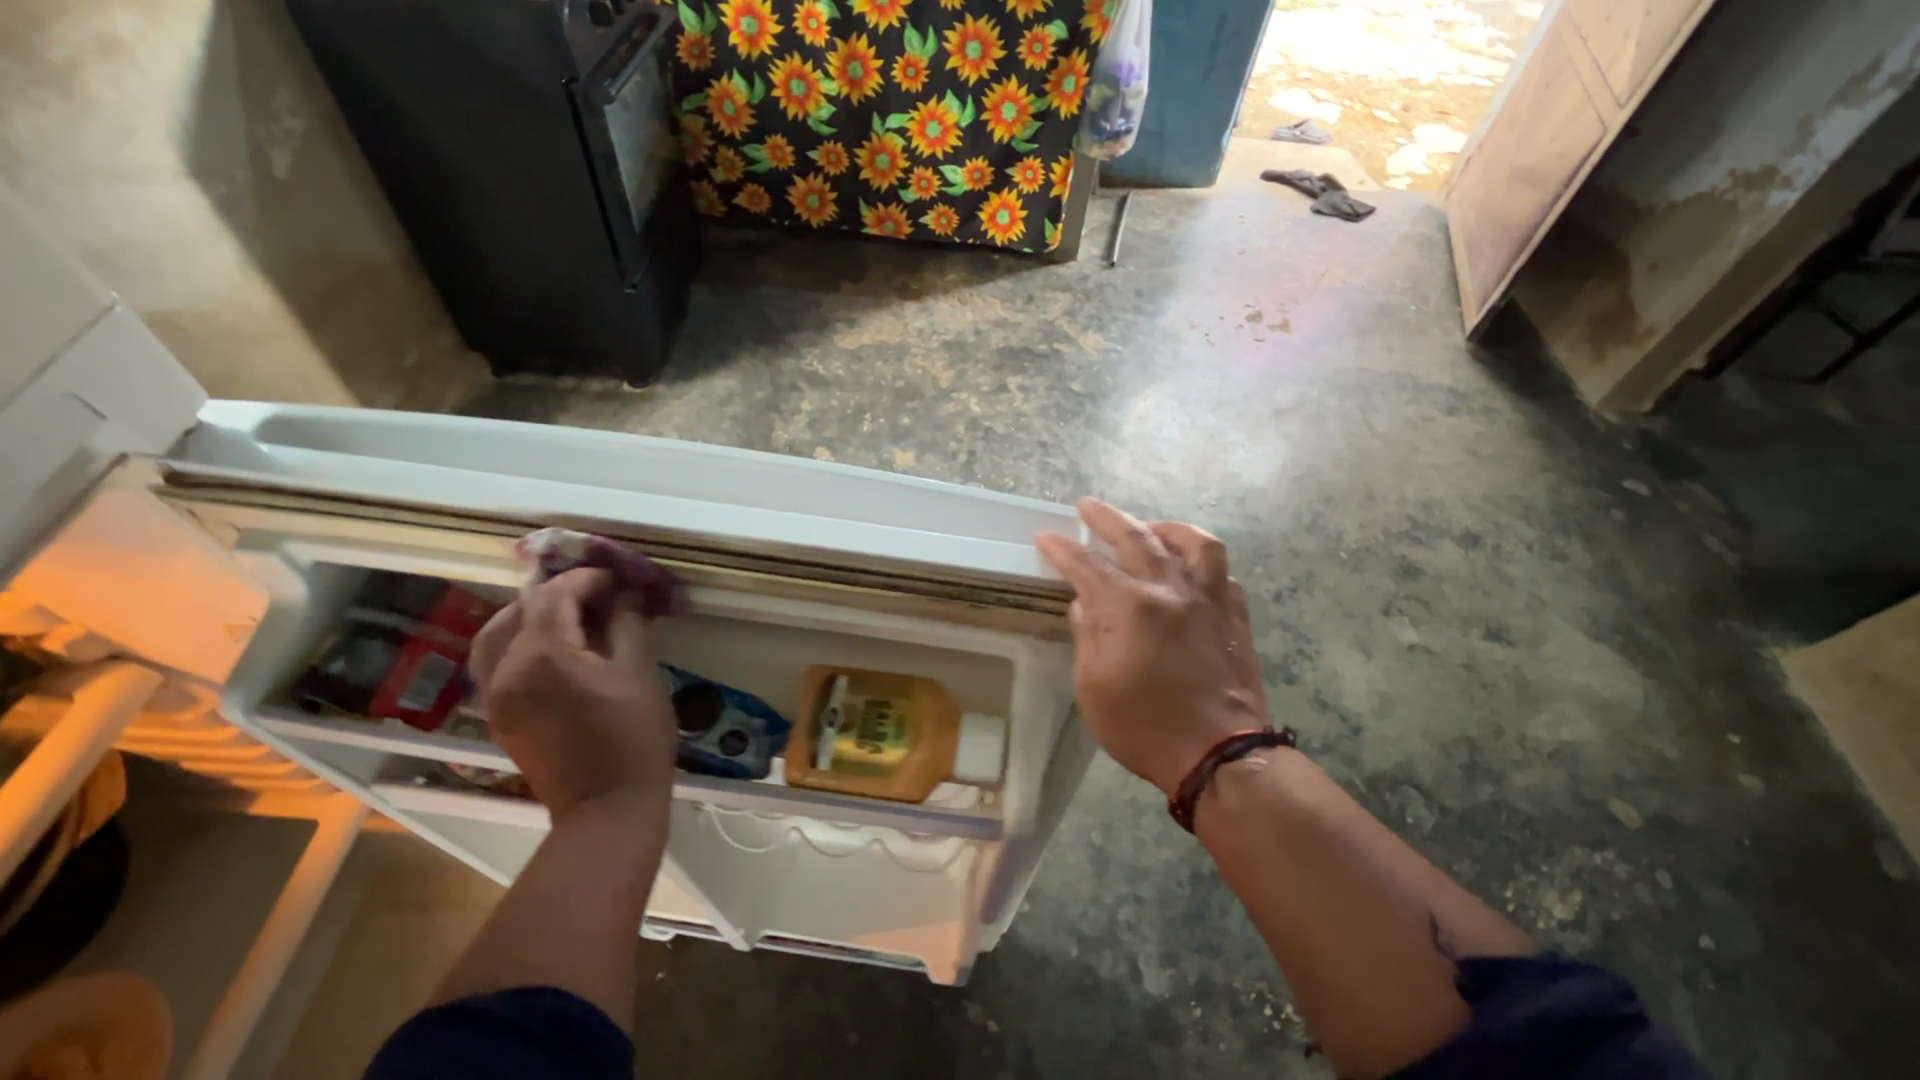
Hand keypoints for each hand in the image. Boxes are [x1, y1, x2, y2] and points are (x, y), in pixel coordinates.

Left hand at [468, 568, 676, 819]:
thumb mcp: (641, 673)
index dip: (588, 579)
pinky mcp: (498, 717)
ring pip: (495, 635)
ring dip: (529, 617)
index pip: (555, 596)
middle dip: (558, 595)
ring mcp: (495, 696)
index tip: (618, 580)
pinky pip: (494, 664)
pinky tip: (553, 651)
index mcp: (543, 656)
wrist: (607, 810)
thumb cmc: (635, 739)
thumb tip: (623, 596)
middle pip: (519, 610)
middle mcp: (506, 670)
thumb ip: (627, 624)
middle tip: (598, 597)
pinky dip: (517, 644)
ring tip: (568, 618)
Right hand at [1036, 498, 1268, 795]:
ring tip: (1152, 528)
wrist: (1217, 753)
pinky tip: (1193, 572)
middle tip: (1088, 506)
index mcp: (1129, 607)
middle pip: (1137, 537)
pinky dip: (1204, 565)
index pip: (1087, 565)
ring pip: (1195, 544)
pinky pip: (1223, 575)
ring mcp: (1209, 601)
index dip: (1062, 549)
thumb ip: (1087, 637)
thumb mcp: (1092, 687)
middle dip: (1107, 518)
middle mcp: (1171, 590)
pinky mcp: (1235, 618)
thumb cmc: (1144, 727)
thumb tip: (1085, 607)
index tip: (1046, 536)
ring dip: (1169, 529)